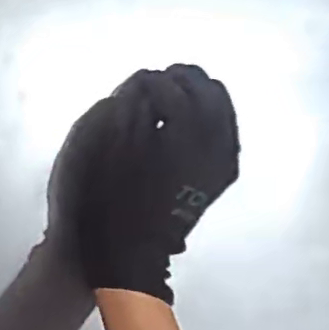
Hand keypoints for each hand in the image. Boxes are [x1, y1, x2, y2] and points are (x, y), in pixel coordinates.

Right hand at [69, 65, 240, 303]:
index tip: (134, 82)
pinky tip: (187, 118)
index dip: (150, 81)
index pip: (170, 87)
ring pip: (219, 105)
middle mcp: (213, 142)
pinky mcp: (222, 171)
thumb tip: (136, 88)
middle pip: (205, 90)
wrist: (130, 249)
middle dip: (179, 82)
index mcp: (180, 135)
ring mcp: (222, 158)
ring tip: (169, 95)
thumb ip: (124, 113)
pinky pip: (224, 128)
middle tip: (155, 80)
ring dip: (195, 95)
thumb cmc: (106, 201)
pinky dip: (208, 114)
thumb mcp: (103, 152)